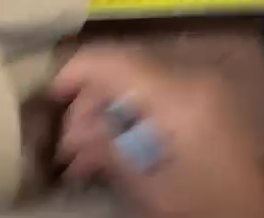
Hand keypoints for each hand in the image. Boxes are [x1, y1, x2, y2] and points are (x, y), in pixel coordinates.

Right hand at [51, 48, 263, 217]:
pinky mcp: (213, 101)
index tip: (50, 96)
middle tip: (69, 146)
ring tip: (88, 154)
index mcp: (180, 94)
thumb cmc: (208, 211)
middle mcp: (194, 77)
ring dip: (112, 107)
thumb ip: (108, 150)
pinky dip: (137, 112)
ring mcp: (207, 86)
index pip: (116, 60)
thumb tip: (72, 131)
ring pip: (141, 79)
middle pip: (126, 67)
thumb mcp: (152, 191)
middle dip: (92, 100)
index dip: (77, 70)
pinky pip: (163, 92)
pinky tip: (119, 146)